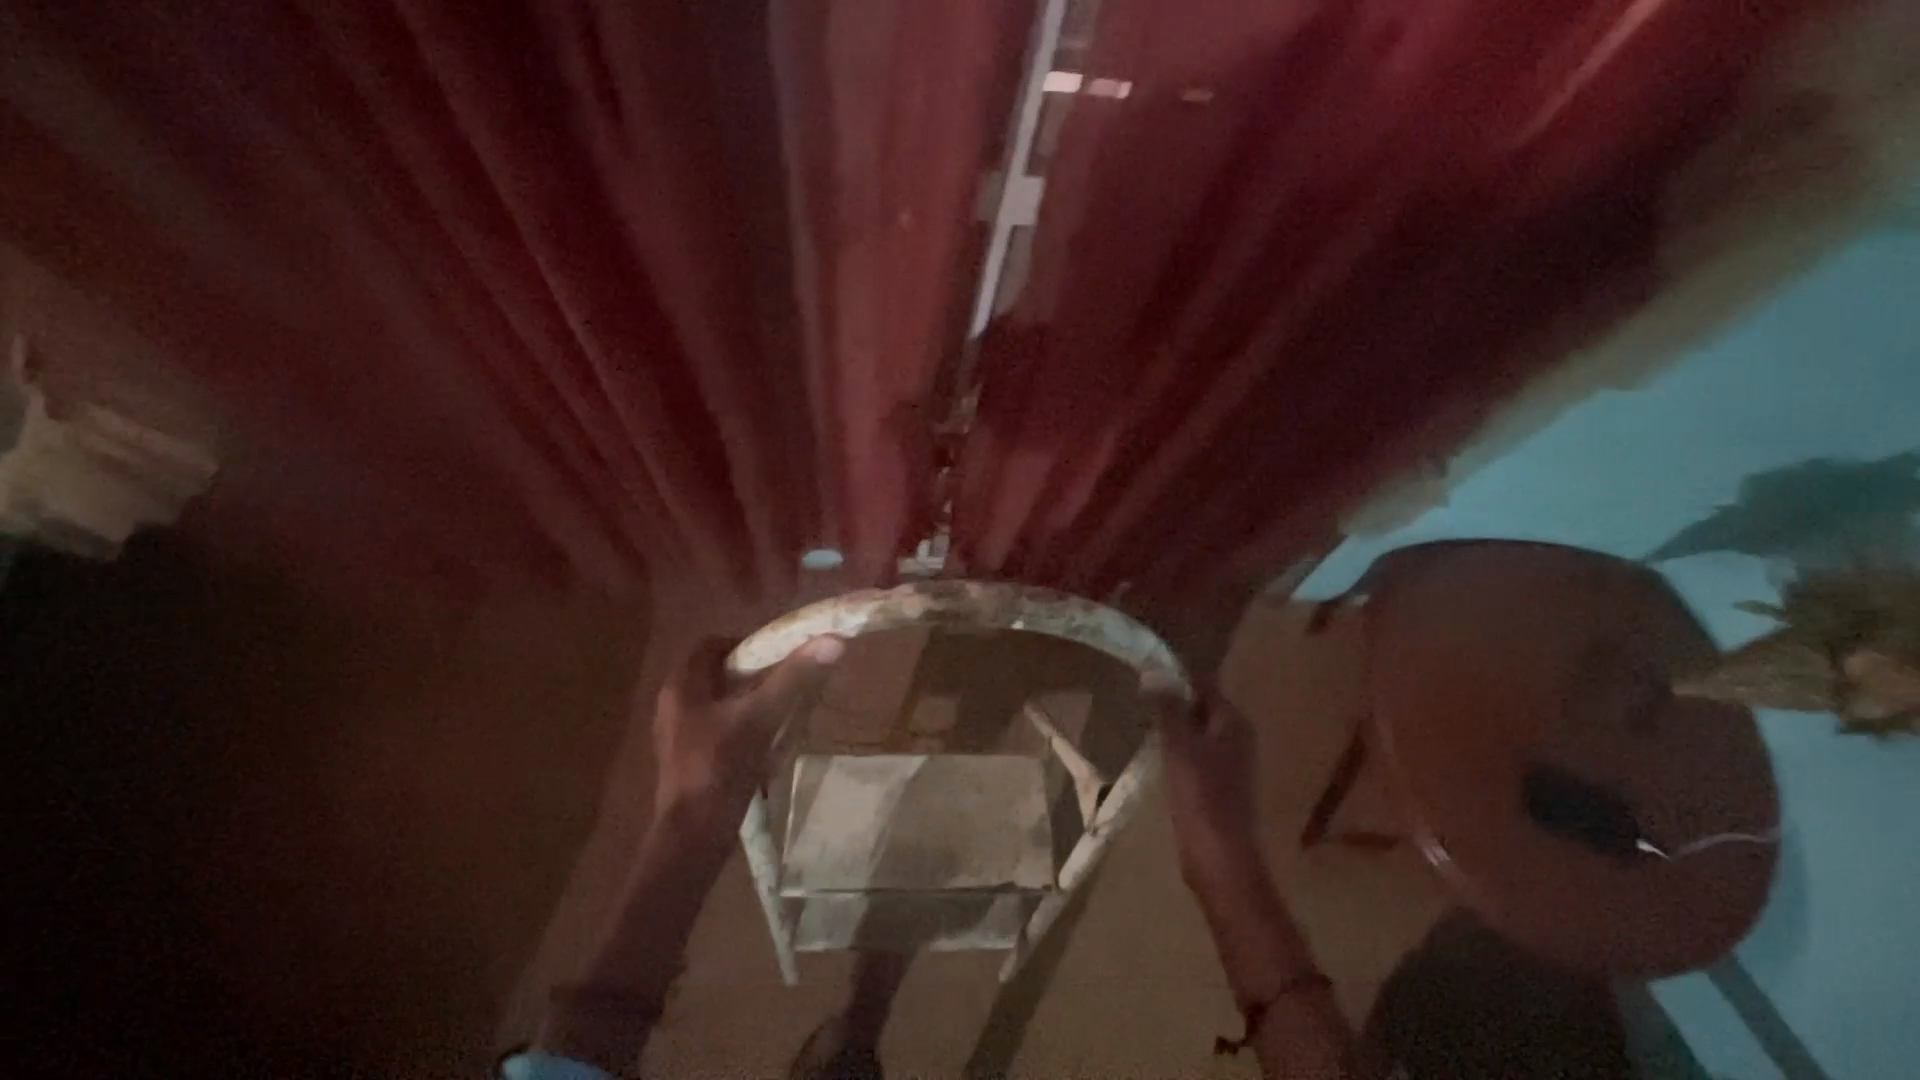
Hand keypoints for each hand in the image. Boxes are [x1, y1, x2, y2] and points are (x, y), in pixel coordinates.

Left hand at [649, 634, 845, 833]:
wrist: (693, 836)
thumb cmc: (720, 768)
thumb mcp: (760, 718)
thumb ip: (793, 678)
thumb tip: (832, 640)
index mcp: (681, 686)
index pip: (713, 645)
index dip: (747, 644)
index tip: (779, 657)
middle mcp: (673, 704)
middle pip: (718, 674)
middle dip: (754, 675)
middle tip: (787, 683)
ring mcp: (679, 734)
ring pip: (720, 702)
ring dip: (750, 702)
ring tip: (782, 711)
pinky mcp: (688, 759)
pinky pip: (718, 727)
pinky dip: (742, 726)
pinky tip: (766, 743)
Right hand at [1141, 674, 1263, 886]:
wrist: (1219, 858)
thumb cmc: (1201, 797)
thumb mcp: (1180, 746)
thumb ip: (1168, 708)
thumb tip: (1154, 671)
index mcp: (1234, 723)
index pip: (1203, 684)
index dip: (1175, 675)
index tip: (1143, 670)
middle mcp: (1238, 737)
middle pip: (1201, 707)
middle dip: (1171, 700)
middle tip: (1136, 696)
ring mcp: (1230, 763)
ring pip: (1197, 732)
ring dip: (1172, 726)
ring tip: (1140, 722)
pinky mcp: (1218, 786)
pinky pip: (1195, 755)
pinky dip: (1176, 750)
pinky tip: (1155, 756)